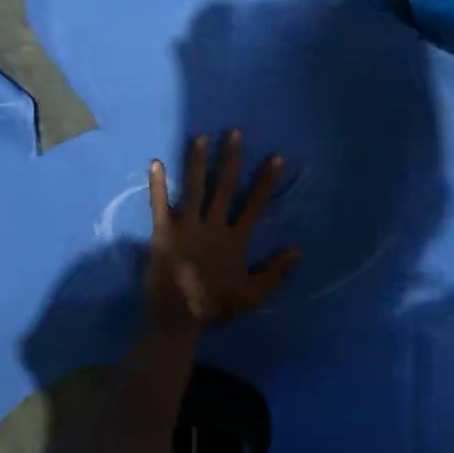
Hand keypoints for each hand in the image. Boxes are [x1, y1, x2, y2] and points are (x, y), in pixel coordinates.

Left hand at [145, 130, 299, 332]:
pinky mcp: (163, 233)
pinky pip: (159, 204)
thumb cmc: (215, 306)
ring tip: (201, 138)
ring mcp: (187, 227)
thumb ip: (275, 272)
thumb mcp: (253, 294)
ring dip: (198, 162)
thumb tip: (298, 250)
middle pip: (225, 187)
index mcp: (235, 239)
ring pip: (195, 188)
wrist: (179, 319)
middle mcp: (213, 226)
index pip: (255, 204)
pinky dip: (157, 184)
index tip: (276, 157)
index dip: (266, 180)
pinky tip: (155, 162)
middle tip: (234, 133)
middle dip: (231, 159)